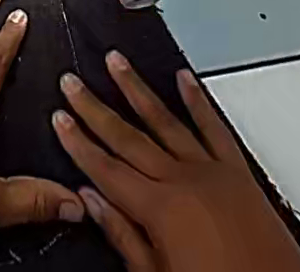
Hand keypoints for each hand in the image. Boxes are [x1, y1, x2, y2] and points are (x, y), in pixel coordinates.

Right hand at [52, 51, 299, 271]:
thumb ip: (125, 237)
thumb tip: (92, 200)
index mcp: (161, 209)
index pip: (106, 168)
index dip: (79, 142)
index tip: (60, 118)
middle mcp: (183, 181)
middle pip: (127, 135)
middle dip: (94, 107)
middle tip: (72, 82)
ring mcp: (212, 172)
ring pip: (164, 119)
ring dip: (135, 88)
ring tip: (116, 62)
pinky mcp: (240, 174)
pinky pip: (215, 128)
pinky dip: (198, 101)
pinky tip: (184, 79)